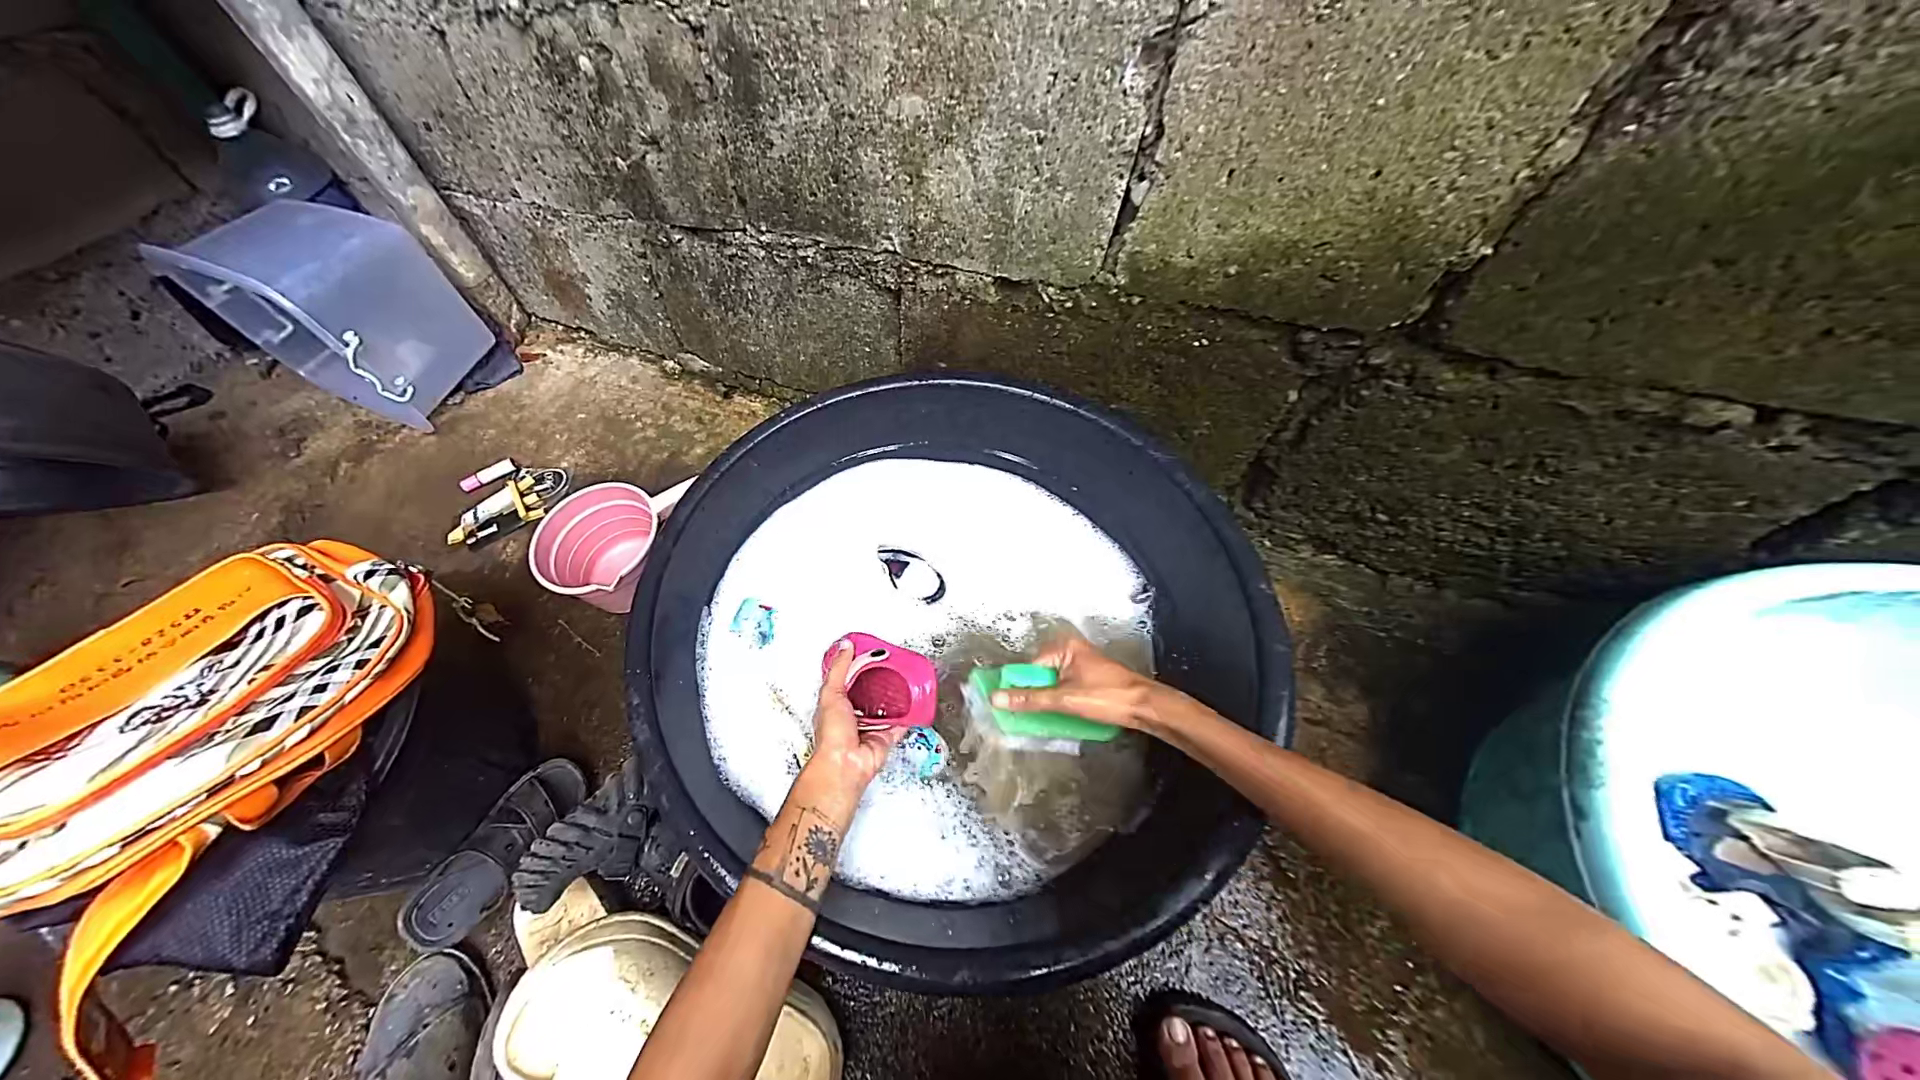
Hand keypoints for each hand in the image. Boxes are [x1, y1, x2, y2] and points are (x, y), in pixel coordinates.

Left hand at [800, 640, 906, 806]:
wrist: (845, 764)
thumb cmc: (832, 736)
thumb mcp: (831, 693)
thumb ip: (839, 669)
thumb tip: (844, 647)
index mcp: (835, 704)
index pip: (846, 678)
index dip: (856, 665)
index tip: (867, 652)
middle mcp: (852, 715)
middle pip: (867, 692)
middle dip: (877, 681)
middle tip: (889, 666)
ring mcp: (869, 726)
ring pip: (884, 707)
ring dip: (892, 697)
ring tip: (903, 681)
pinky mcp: (885, 736)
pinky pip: (900, 724)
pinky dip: (908, 716)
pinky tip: (914, 705)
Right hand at [989, 626, 1169, 730]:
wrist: (1145, 707)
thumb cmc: (1108, 697)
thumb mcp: (1064, 700)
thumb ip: (1029, 699)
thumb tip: (997, 698)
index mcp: (1064, 647)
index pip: (1029, 667)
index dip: (1018, 686)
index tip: (1006, 704)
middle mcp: (1071, 651)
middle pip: (1039, 675)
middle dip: (1032, 694)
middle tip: (1025, 715)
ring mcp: (1080, 666)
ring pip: (1051, 684)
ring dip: (1045, 701)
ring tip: (1043, 718)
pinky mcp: (1088, 680)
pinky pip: (1063, 689)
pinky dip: (1058, 702)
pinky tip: (1058, 716)